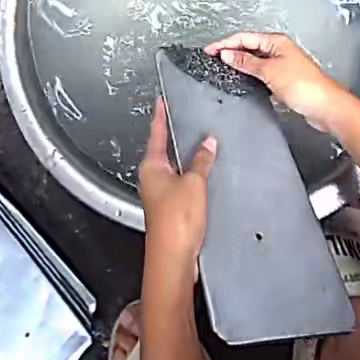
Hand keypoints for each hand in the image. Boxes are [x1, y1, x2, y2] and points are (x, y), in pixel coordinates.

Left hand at [139, 98, 216, 281]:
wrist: (173, 258)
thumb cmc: (176, 221)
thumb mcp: (193, 183)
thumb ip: (201, 160)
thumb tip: (208, 143)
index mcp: (151, 166)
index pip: (156, 132)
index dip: (159, 115)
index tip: (160, 101)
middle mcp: (151, 177)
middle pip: (163, 149)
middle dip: (173, 135)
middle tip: (181, 116)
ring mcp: (160, 193)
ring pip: (173, 166)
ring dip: (185, 156)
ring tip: (198, 141)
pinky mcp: (170, 207)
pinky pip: (180, 182)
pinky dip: (190, 174)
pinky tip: (202, 173)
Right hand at [204, 32, 359, 134]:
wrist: (326, 107)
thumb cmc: (303, 85)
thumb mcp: (269, 71)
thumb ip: (246, 62)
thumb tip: (227, 54)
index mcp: (276, 41)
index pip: (243, 37)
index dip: (224, 43)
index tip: (208, 50)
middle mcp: (279, 49)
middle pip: (248, 46)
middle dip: (230, 51)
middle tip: (211, 58)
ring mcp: (281, 64)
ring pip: (254, 60)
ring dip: (239, 63)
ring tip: (221, 68)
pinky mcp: (283, 79)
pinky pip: (261, 72)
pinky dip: (249, 74)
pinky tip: (241, 80)